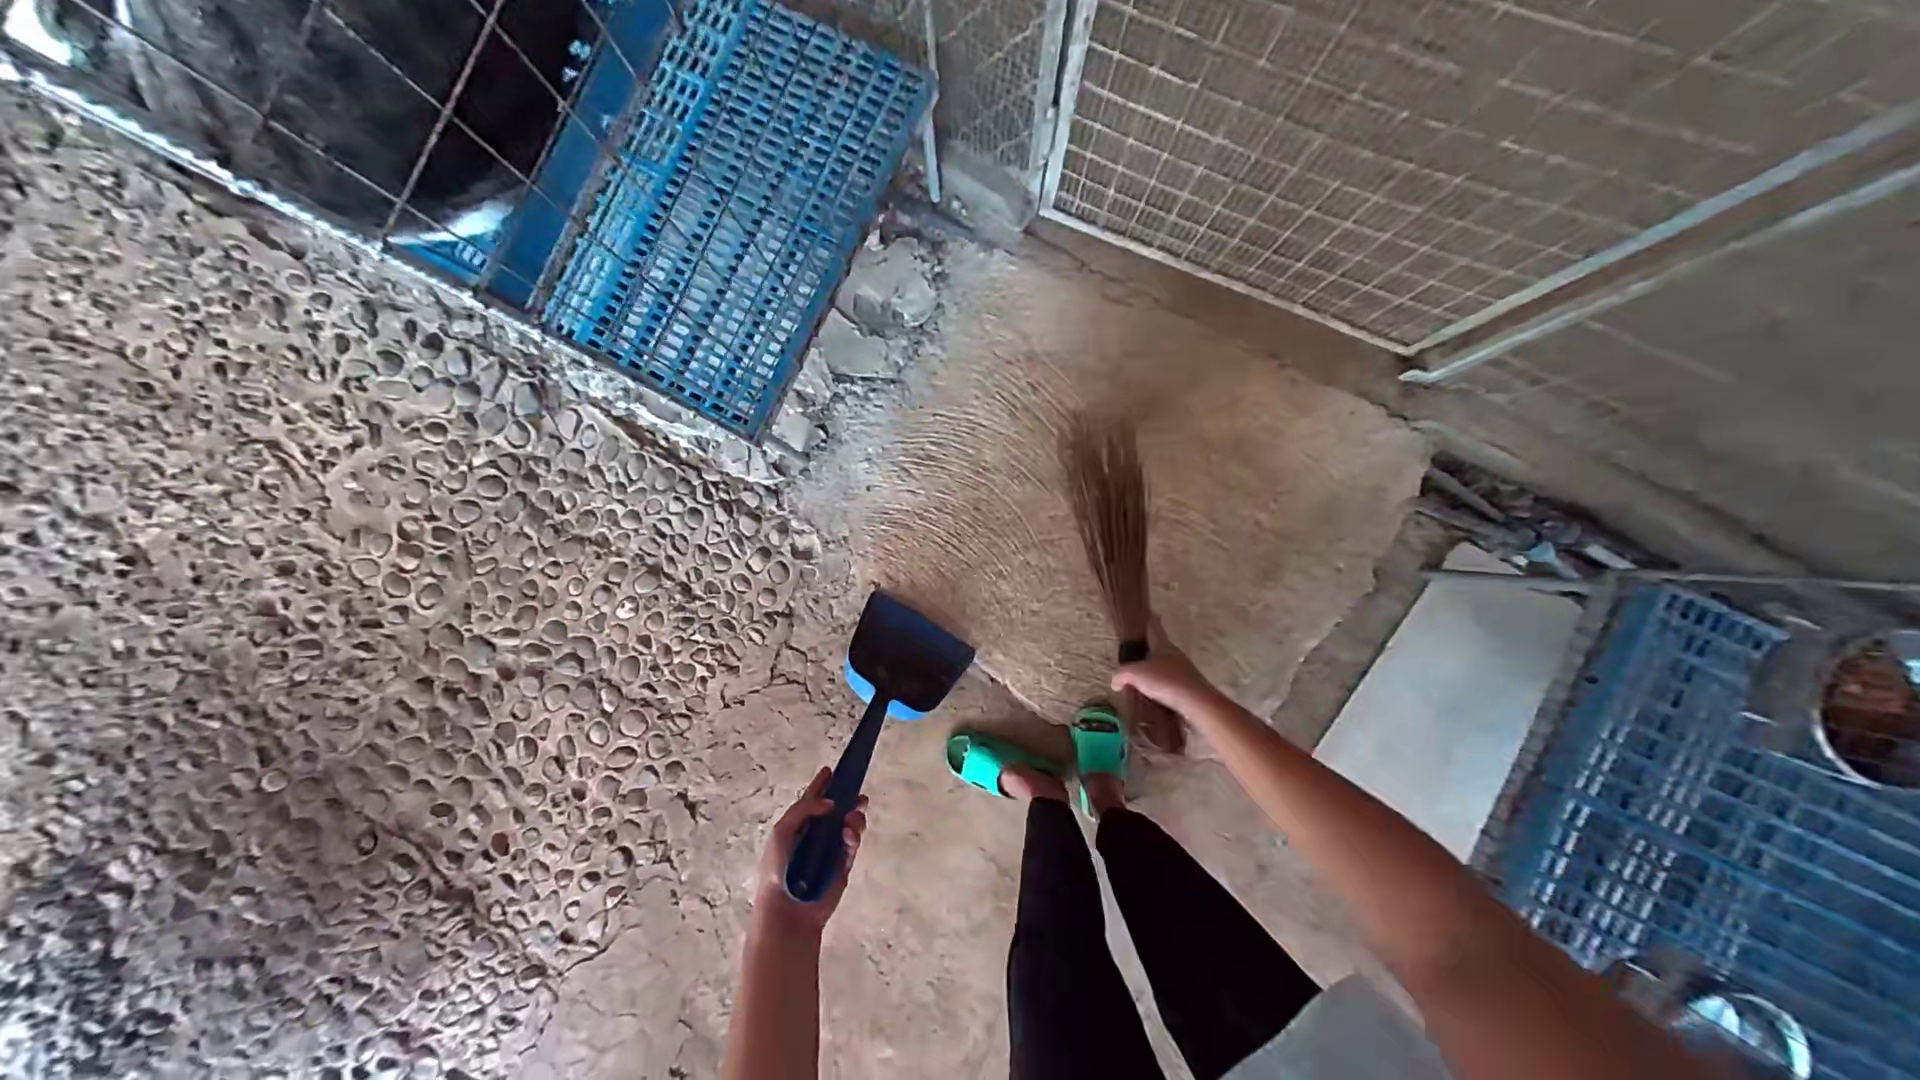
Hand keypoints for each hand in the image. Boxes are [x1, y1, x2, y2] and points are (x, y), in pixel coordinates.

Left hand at [753, 767, 868, 930]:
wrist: (787, 910)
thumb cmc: (777, 870)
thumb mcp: (782, 832)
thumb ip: (804, 810)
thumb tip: (831, 803)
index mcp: (798, 825)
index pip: (811, 800)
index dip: (820, 785)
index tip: (830, 770)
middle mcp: (816, 835)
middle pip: (837, 810)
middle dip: (849, 799)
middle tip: (858, 795)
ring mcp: (831, 849)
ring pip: (850, 825)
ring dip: (855, 817)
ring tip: (852, 817)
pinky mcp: (843, 865)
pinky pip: (853, 844)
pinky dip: (854, 836)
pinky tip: (849, 834)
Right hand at [1110, 622, 1227, 717]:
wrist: (1196, 703)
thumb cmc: (1165, 681)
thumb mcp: (1135, 675)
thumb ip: (1121, 675)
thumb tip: (1115, 682)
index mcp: (1162, 645)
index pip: (1155, 626)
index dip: (1151, 618)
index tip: (1150, 612)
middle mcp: (1174, 654)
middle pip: (1159, 648)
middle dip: (1147, 652)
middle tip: (1134, 659)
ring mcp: (1184, 670)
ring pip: (1164, 667)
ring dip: (1153, 673)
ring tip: (1140, 684)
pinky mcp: (1189, 687)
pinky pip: (1170, 684)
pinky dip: (1160, 689)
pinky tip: (1152, 698)